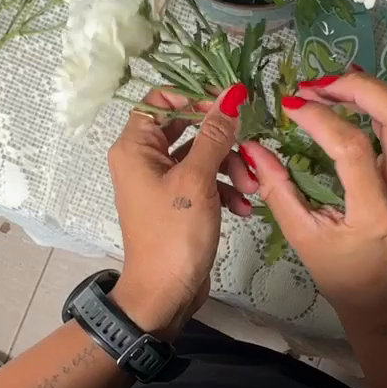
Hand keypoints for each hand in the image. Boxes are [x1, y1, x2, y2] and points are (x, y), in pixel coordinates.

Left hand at [107, 86, 253, 333]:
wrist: (165, 293)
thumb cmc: (174, 235)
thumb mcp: (197, 179)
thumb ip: (214, 135)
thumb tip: (231, 94)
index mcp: (135, 147)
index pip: (161, 101)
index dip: (195, 100)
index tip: (228, 110)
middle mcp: (143, 161)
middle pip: (187, 130)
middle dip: (223, 141)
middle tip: (249, 149)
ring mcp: (160, 184)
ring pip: (201, 158)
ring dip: (230, 169)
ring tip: (250, 189)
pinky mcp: (177, 205)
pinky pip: (203, 183)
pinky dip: (223, 191)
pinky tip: (242, 207)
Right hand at [241, 71, 386, 335]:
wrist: (380, 294)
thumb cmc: (339, 273)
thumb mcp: (302, 237)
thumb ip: (278, 191)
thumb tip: (253, 148)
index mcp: (375, 211)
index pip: (353, 147)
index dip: (320, 119)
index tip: (289, 107)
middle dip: (356, 87)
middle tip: (313, 87)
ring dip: (364, 91)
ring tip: (323, 88)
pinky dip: (370, 103)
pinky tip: (341, 98)